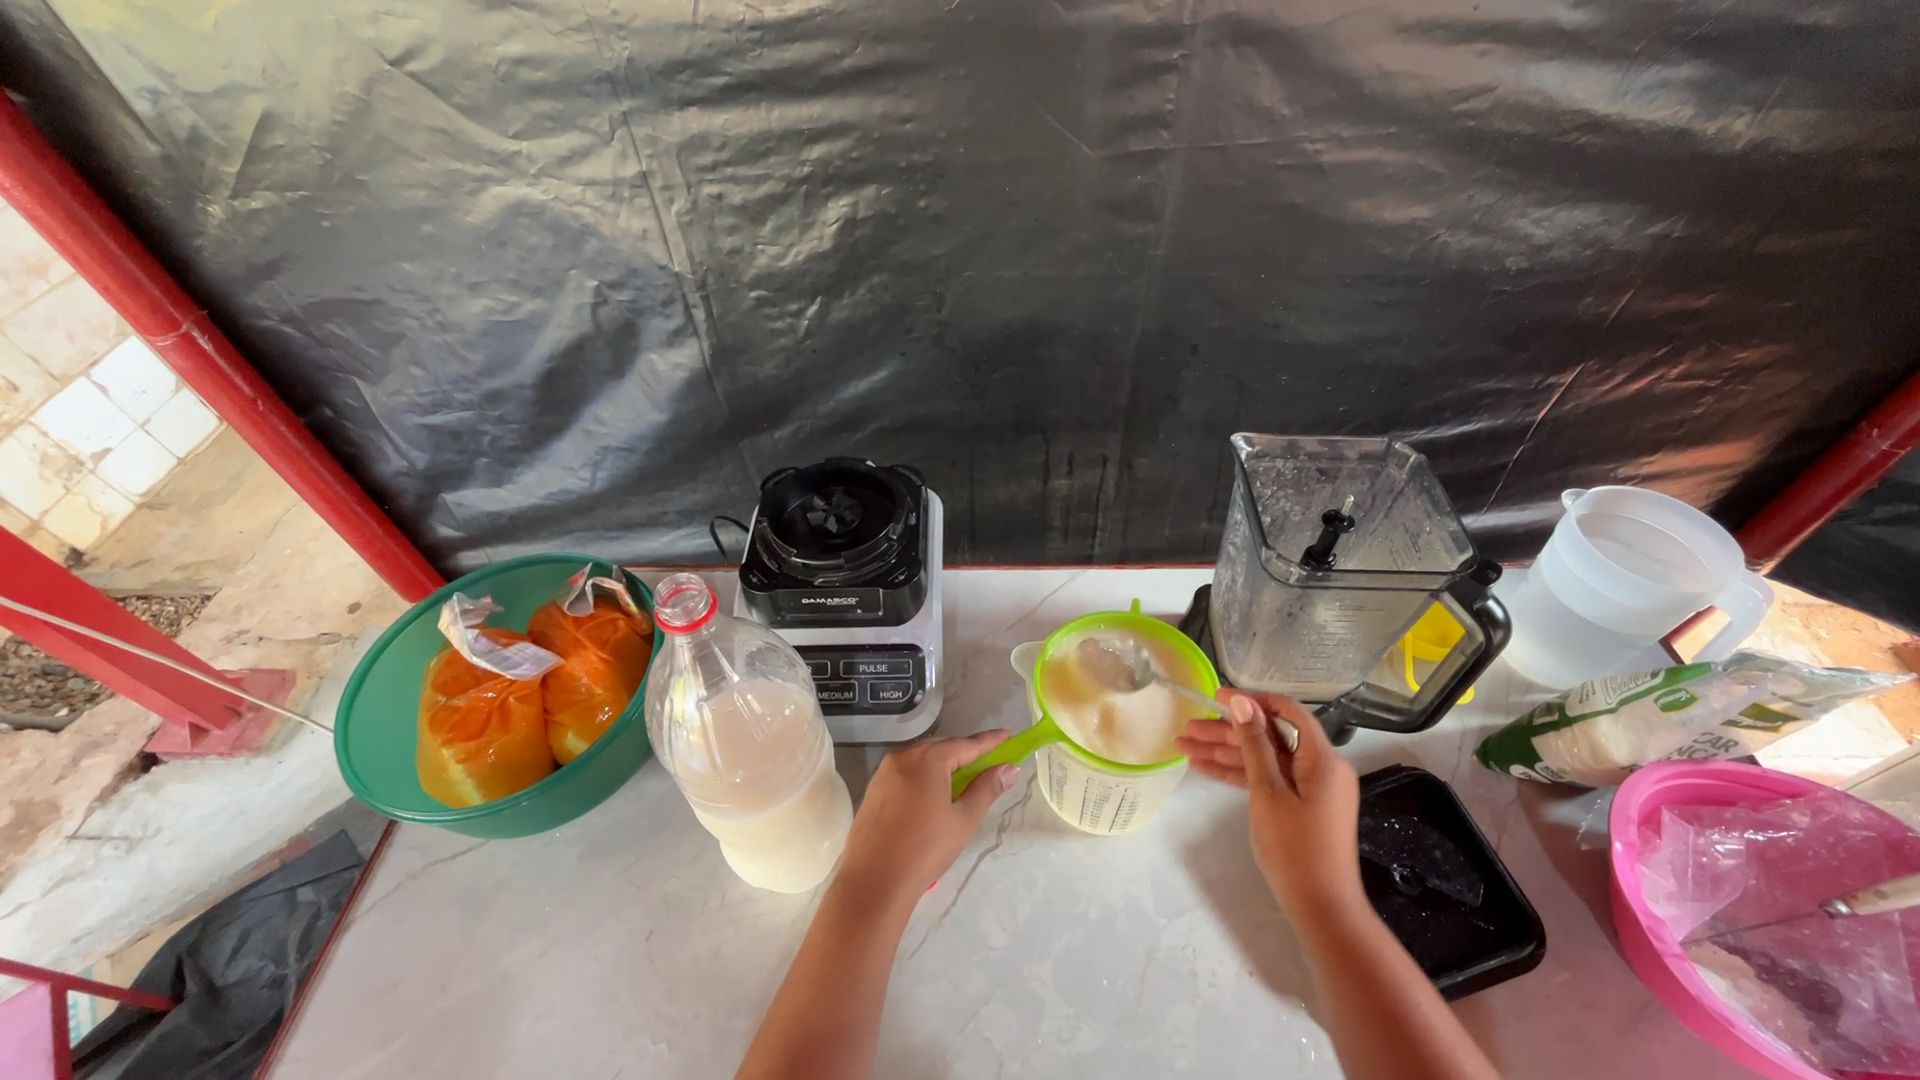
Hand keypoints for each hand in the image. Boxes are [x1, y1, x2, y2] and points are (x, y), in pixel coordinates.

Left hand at [834, 730, 1020, 912]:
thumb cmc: (925, 849)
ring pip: (921, 759)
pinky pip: (906, 772)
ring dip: (944, 763)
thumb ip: (986, 789)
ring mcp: (884, 772)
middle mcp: (903, 757)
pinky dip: (924, 774)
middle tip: (989, 758)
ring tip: (964, 774)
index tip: (1008, 734)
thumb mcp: (963, 820)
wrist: (874, 881)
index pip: (966, 745)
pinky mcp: (873, 789)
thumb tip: (1009, 768)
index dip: (989, 741)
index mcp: (927, 760)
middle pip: (941, 747)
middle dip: (965, 751)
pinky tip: (933, 790)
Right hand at [1175, 689, 1362, 921]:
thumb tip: (1242, 702)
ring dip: (1226, 753)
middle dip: (1227, 732)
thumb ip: (1254, 744)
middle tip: (1187, 728)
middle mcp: (1320, 767)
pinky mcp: (1300, 805)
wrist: (1322, 908)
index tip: (1215, 698)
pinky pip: (1267, 779)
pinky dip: (1239, 774)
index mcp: (1323, 758)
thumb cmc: (1295, 849)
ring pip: (1263, 759)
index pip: (1287, 712)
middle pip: (1270, 736)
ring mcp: (1310, 788)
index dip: (1250, 701)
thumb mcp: (1268, 792)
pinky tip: (1204, 768)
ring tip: (1184, 747)